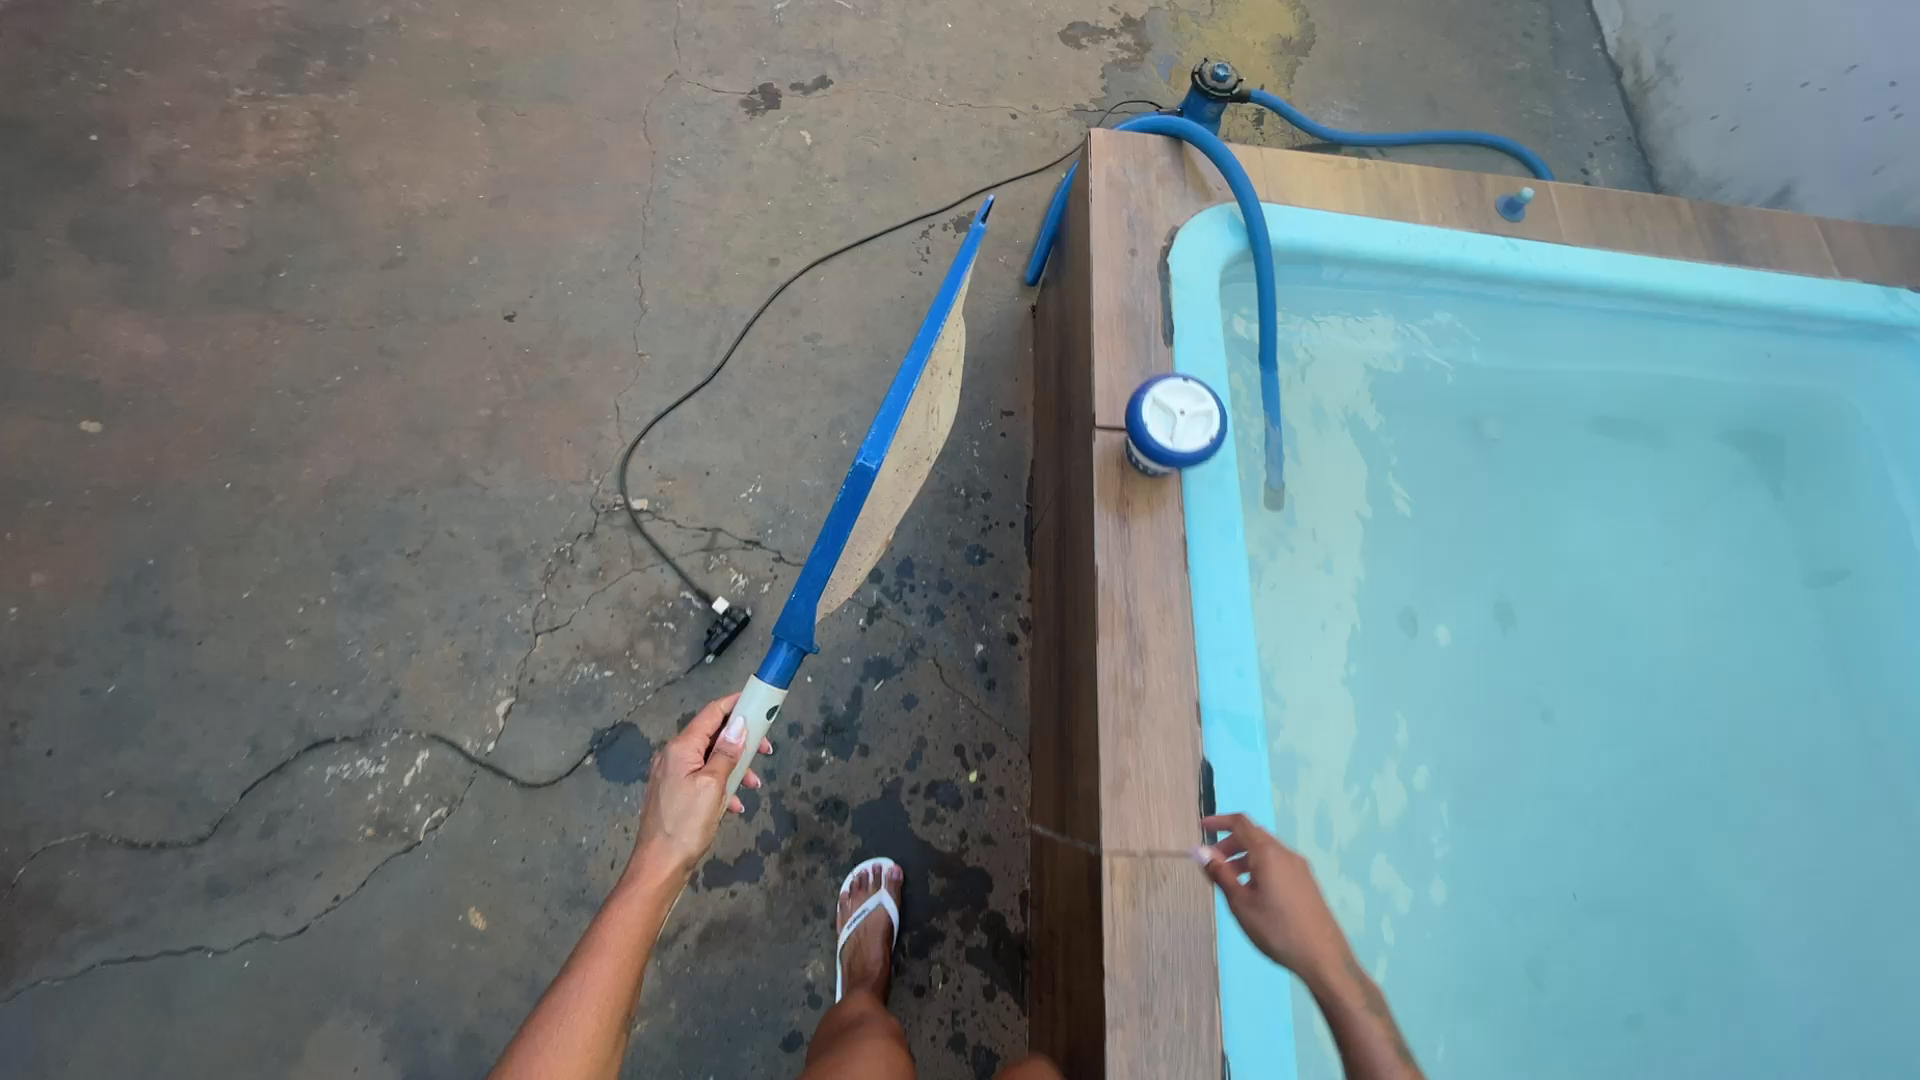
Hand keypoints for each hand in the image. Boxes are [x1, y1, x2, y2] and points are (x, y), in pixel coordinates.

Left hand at [629, 693, 773, 881]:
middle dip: (742, 741)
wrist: (659, 866)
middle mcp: (674, 755)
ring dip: (736, 767)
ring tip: (752, 785)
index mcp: (681, 748)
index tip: (760, 702)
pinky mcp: (676, 793)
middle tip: (766, 750)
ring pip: (712, 759)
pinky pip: (705, 778)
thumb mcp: (713, 785)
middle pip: (714, 735)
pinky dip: (723, 785)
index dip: (736, 703)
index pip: (712, 713)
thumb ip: (726, 752)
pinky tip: (735, 805)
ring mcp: (673, 775)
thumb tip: (740, 724)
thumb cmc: (686, 824)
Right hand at [1196, 813, 1350, 980]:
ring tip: (1230, 881)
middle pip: (1253, 835)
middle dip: (1229, 843)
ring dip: (1243, 857)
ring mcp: (1299, 868)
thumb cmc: (1277, 929)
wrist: (1325, 959)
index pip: (1240, 823)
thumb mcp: (1240, 903)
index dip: (1219, 821)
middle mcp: (1285, 853)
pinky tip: (1254, 892)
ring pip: (1266, 850)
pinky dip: (1259, 866)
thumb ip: (1220, 874)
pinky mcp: (1307, 883)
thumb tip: (1201, 851)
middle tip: (1213, 863)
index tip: (1202, 829)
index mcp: (1268, 853)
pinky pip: (1277, 863)